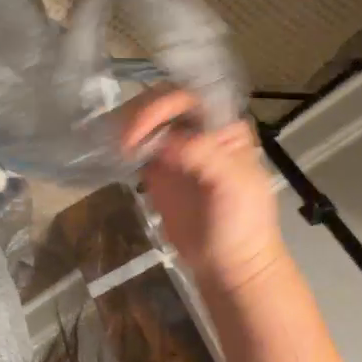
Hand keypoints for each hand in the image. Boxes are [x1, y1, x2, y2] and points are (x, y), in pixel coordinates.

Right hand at [122, 90, 285, 292]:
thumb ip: (208, 156)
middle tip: (126, 138)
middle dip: (142, 112)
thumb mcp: (237, 187)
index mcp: (226, 129)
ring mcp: (177, 150)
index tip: (144, 125)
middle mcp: (200, 131)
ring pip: (148, 120)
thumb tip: (168, 141)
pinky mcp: (158, 169)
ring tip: (120, 146)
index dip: (165, 103)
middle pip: (165, 102)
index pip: (193, 96)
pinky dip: (124, 143)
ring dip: (129, 125)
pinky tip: (117, 153)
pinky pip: (138, 145)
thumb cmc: (244, 225)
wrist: (229, 265)